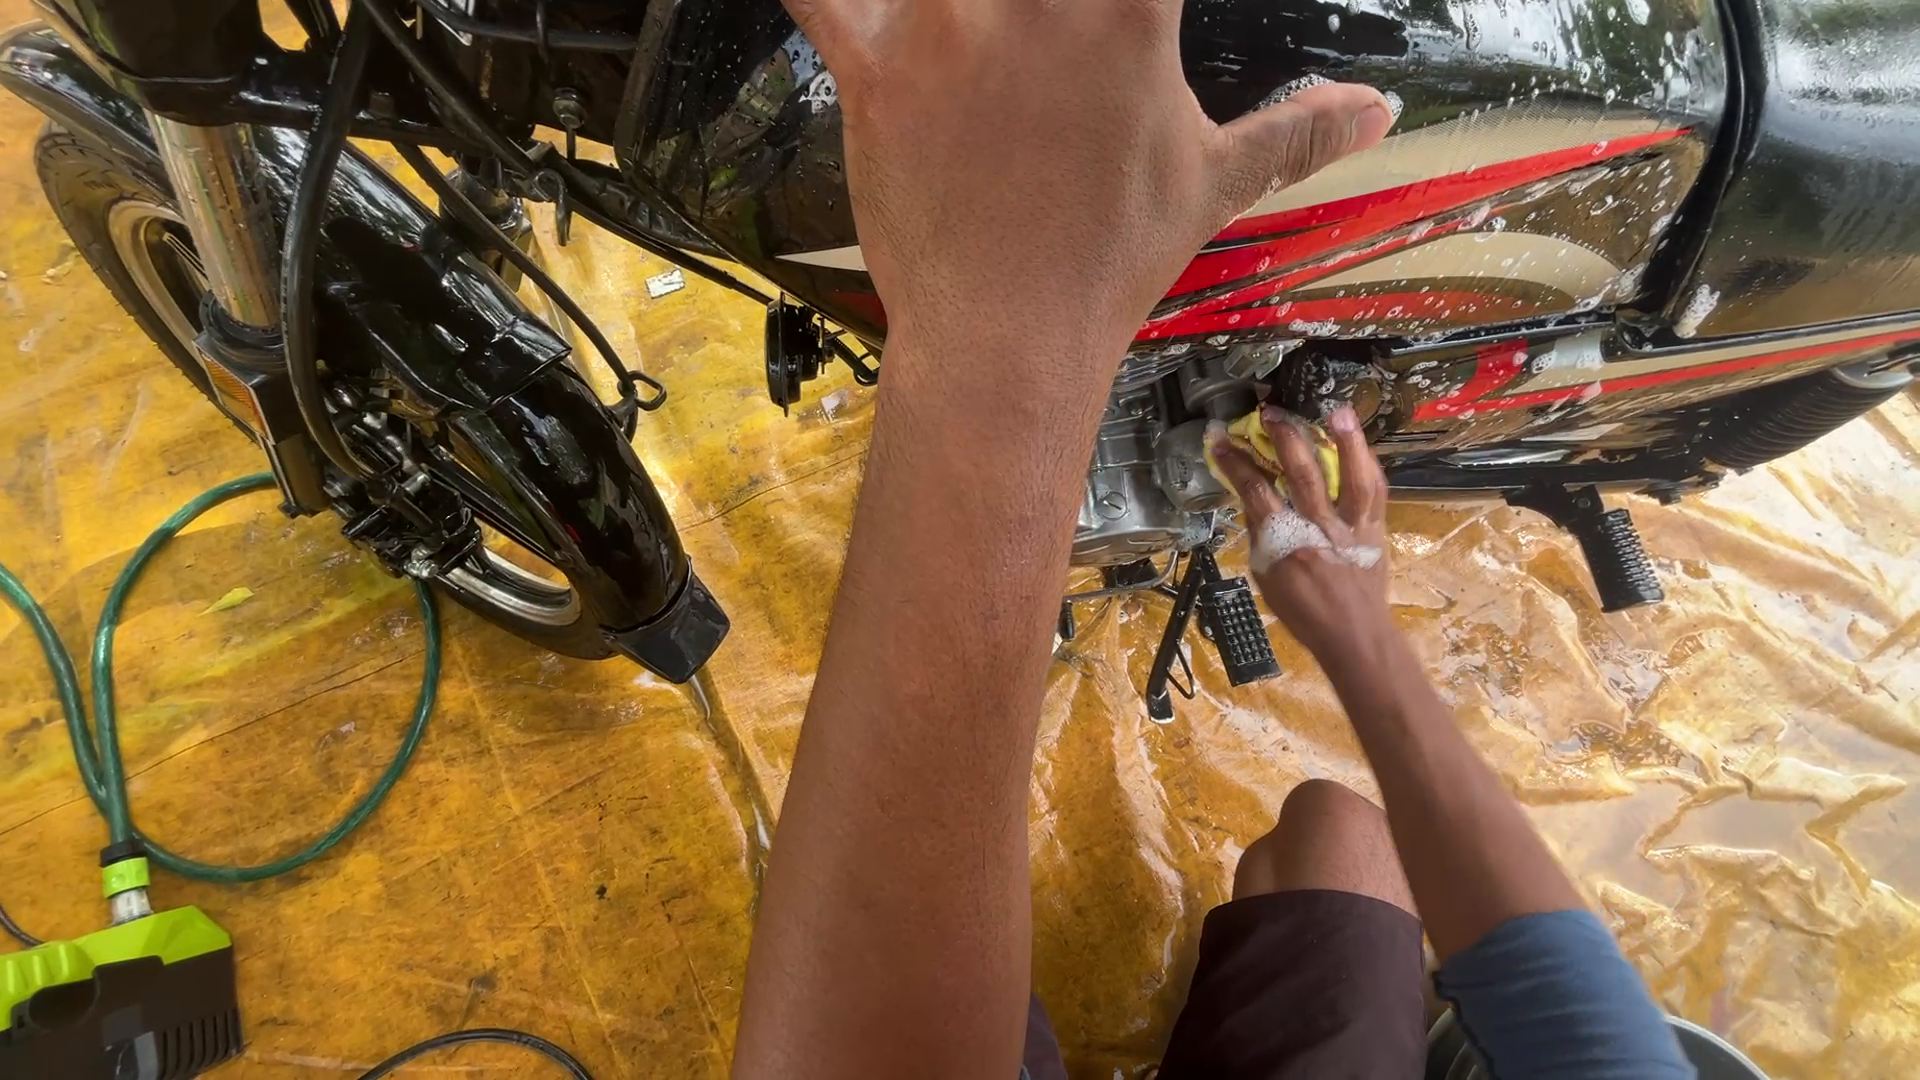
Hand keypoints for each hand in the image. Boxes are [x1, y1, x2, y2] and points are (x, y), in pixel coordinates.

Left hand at [782, 0, 1395, 366]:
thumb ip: (1293, 135)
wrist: (1012, 348)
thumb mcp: (1210, 194)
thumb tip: (1380, 109)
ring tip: (970, 23)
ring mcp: (946, 29)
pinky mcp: (875, 75)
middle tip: (1028, 21)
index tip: (1121, 5)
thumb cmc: (1109, 272)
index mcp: (1127, 10)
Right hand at [1209, 404, 1392, 663]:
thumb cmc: (1302, 611)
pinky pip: (1375, 491)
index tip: (1220, 439)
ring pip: (1350, 477)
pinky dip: (1367, 463)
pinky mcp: (1375, 528)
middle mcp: (1319, 529)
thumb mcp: (1265, 575)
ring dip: (1344, 440)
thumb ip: (1261, 535)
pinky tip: (1360, 443)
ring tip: (1336, 410)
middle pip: (1302, 474)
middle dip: (1284, 438)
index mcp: (1284, 543)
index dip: (1235, 462)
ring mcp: (1352, 527)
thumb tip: (1255, 501)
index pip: (1255, 492)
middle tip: (1271, 413)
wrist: (1352, 635)